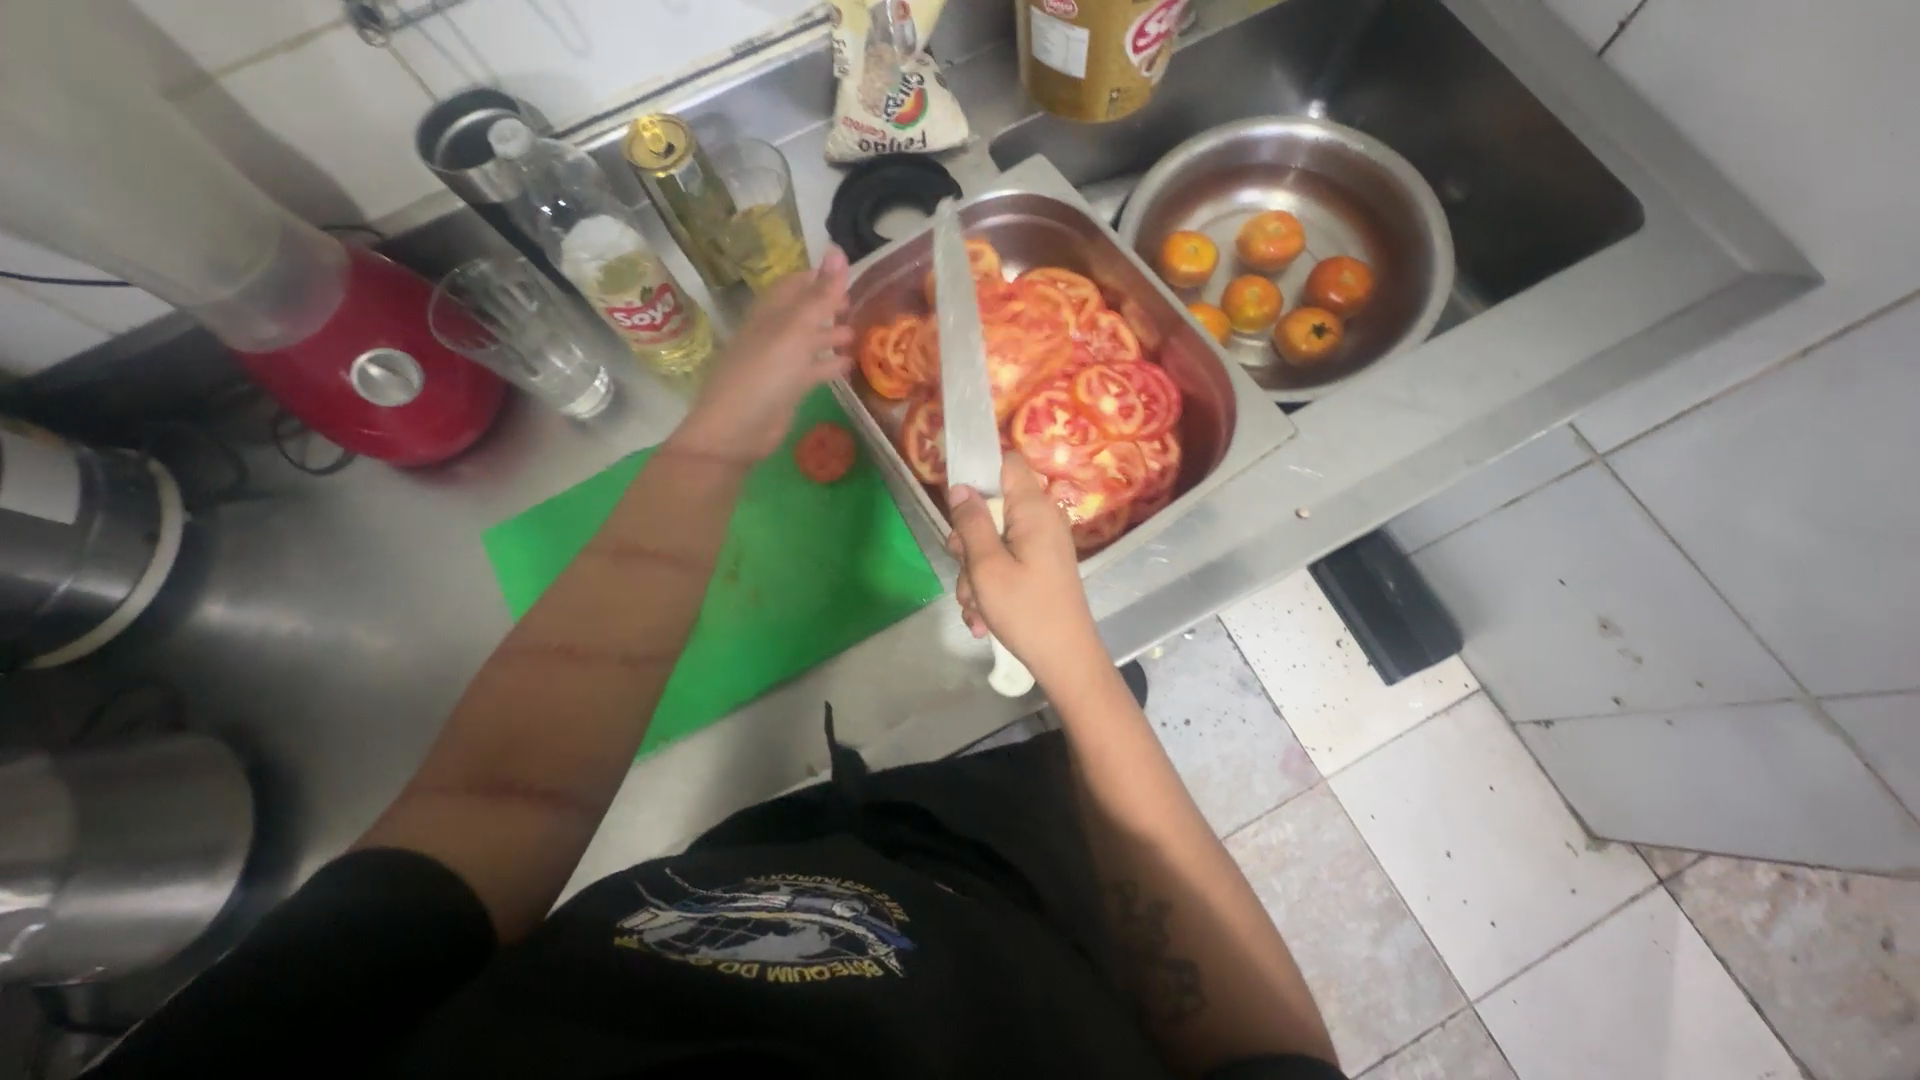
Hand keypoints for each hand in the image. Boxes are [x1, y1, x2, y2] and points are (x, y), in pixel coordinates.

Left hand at [670, 246, 854, 462]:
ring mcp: (779, 361)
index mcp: (771, 312)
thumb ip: (821, 294)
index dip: (819, 277)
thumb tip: (838, 249)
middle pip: (804, 311)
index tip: (848, 275)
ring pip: (809, 341)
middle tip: (858, 305)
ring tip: (860, 334)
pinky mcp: (787, 388)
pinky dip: (830, 365)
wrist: (737, 428)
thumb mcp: (796, 329)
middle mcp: (774, 332)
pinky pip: (812, 369)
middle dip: (829, 306)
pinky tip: (850, 365)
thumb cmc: (765, 373)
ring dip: (832, 336)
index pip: (796, 283)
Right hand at [946, 454, 1107, 687]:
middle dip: (968, 541)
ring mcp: (1042, 545)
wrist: (1065, 660)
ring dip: (975, 574)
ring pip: (992, 542)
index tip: (957, 502)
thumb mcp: (987, 567)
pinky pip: (1004, 564)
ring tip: (977, 606)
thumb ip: (971, 523)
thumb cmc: (1026, 611)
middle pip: (991, 508)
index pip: (1007, 462)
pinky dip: (990, 588)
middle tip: (965, 568)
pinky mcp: (1040, 567)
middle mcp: (1041, 520)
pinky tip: (984, 618)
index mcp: (1034, 509)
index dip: (979, 471)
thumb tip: (960, 486)